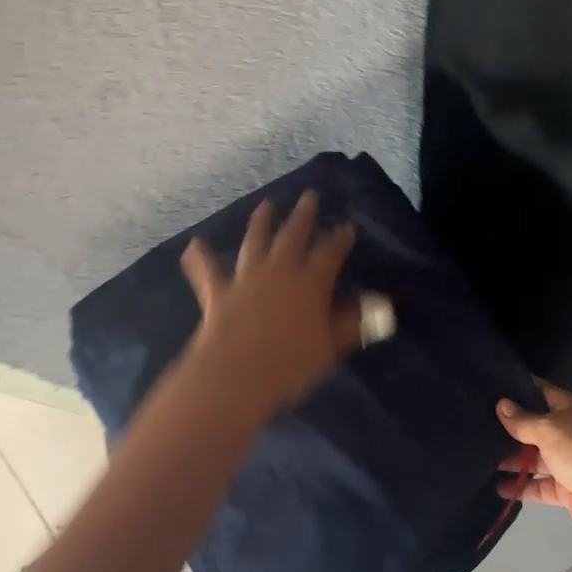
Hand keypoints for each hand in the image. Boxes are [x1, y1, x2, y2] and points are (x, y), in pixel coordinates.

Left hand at [179, 191, 359, 410]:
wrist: (234, 375)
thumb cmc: (290, 363)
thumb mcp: (331, 345)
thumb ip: (352, 322)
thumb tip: (377, 305)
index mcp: (311, 281)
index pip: (331, 252)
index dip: (341, 238)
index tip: (349, 226)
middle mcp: (279, 270)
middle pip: (293, 235)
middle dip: (303, 215)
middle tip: (309, 196)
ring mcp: (246, 278)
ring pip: (255, 242)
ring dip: (261, 223)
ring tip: (267, 205)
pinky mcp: (218, 292)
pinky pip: (207, 271)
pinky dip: (200, 258)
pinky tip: (195, 246)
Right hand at [495, 384, 571, 536]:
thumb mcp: (550, 430)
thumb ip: (524, 420)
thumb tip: (502, 405)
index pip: (543, 393)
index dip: (519, 392)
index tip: (491, 391)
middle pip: (537, 427)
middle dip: (511, 428)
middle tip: (478, 425)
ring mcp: (570, 461)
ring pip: (536, 458)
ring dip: (513, 459)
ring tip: (481, 458)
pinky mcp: (566, 488)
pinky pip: (539, 485)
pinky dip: (521, 486)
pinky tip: (497, 487)